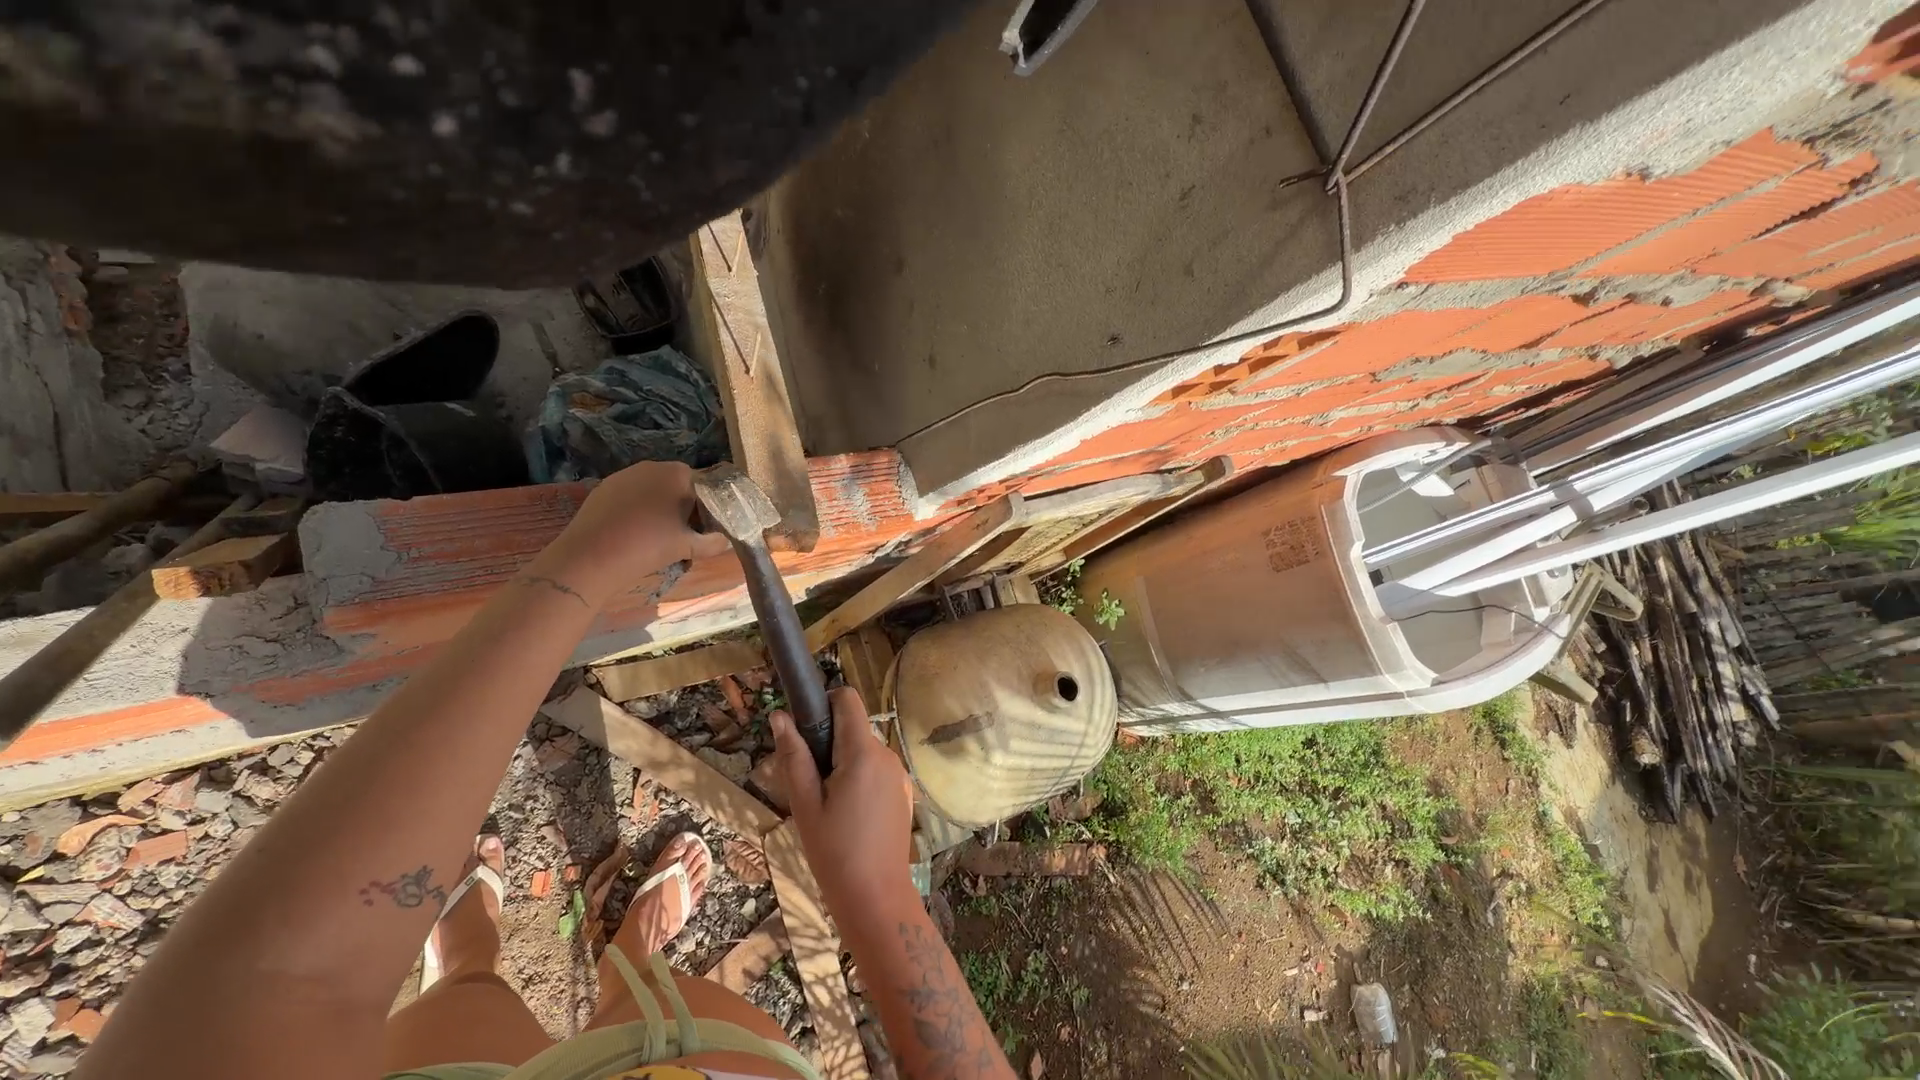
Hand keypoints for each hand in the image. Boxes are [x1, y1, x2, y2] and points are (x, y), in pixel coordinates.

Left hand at [531, 461, 731, 605]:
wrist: (592, 556)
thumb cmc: (648, 546)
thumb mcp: (688, 548)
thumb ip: (713, 542)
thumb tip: (724, 540)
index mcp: (679, 474)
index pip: (705, 486)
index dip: (707, 508)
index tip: (703, 530)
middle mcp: (653, 466)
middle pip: (678, 486)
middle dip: (682, 507)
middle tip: (681, 535)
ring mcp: (625, 475)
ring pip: (653, 490)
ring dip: (658, 508)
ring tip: (655, 536)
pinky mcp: (604, 487)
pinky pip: (630, 496)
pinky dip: (636, 510)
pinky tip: (632, 533)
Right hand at [772, 688, 916, 916]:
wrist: (875, 896)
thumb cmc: (833, 851)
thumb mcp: (804, 803)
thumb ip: (794, 756)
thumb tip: (780, 716)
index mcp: (863, 753)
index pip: (848, 699)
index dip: (824, 703)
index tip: (805, 731)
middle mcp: (888, 755)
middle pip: (854, 727)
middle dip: (828, 742)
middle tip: (809, 782)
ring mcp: (899, 774)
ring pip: (864, 750)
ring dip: (843, 763)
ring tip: (826, 804)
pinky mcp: (904, 792)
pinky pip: (876, 770)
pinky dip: (859, 779)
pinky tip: (847, 815)